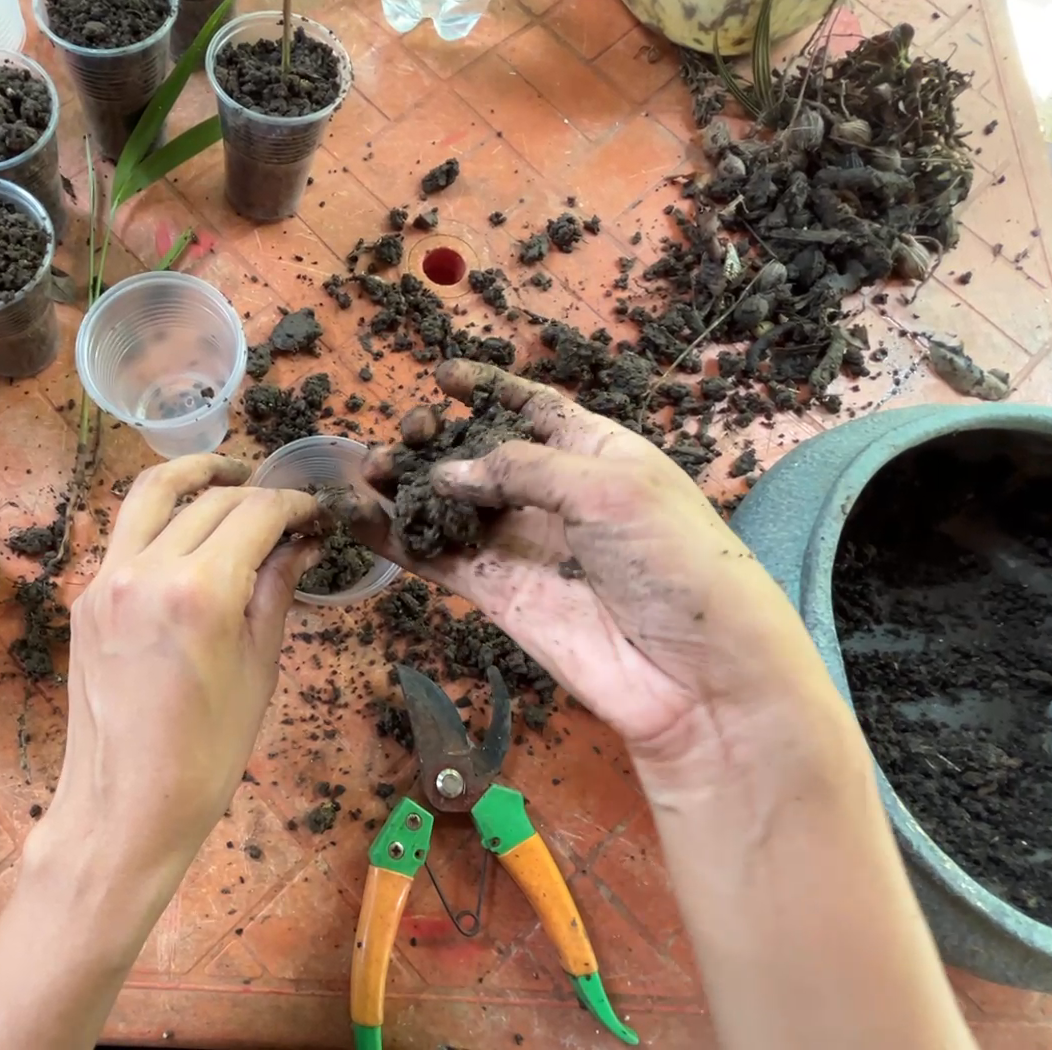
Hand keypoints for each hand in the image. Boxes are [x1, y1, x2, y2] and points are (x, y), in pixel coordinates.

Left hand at [34, 454, 321, 871]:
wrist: (123, 805)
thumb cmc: (207, 753)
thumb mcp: (259, 668)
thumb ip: (275, 589)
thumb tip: (300, 542)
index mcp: (199, 590)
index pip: (255, 514)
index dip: (292, 505)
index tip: (313, 512)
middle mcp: (146, 569)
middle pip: (209, 498)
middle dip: (255, 492)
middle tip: (284, 507)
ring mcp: (107, 578)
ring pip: (152, 493)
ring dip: (196, 475)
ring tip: (230, 475)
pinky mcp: (87, 595)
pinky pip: (128, 532)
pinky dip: (162, 515)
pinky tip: (188, 530)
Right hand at [356, 360, 828, 772]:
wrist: (694, 675)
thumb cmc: (673, 559)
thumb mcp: (609, 489)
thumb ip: (522, 469)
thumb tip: (445, 473)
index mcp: (592, 451)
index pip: (532, 408)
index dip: (488, 388)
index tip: (443, 375)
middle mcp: (549, 493)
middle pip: (479, 455)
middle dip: (437, 438)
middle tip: (405, 434)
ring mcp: (517, 543)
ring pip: (448, 504)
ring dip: (406, 485)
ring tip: (367, 471)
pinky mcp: (493, 590)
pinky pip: (436, 556)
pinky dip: (395, 538)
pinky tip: (356, 516)